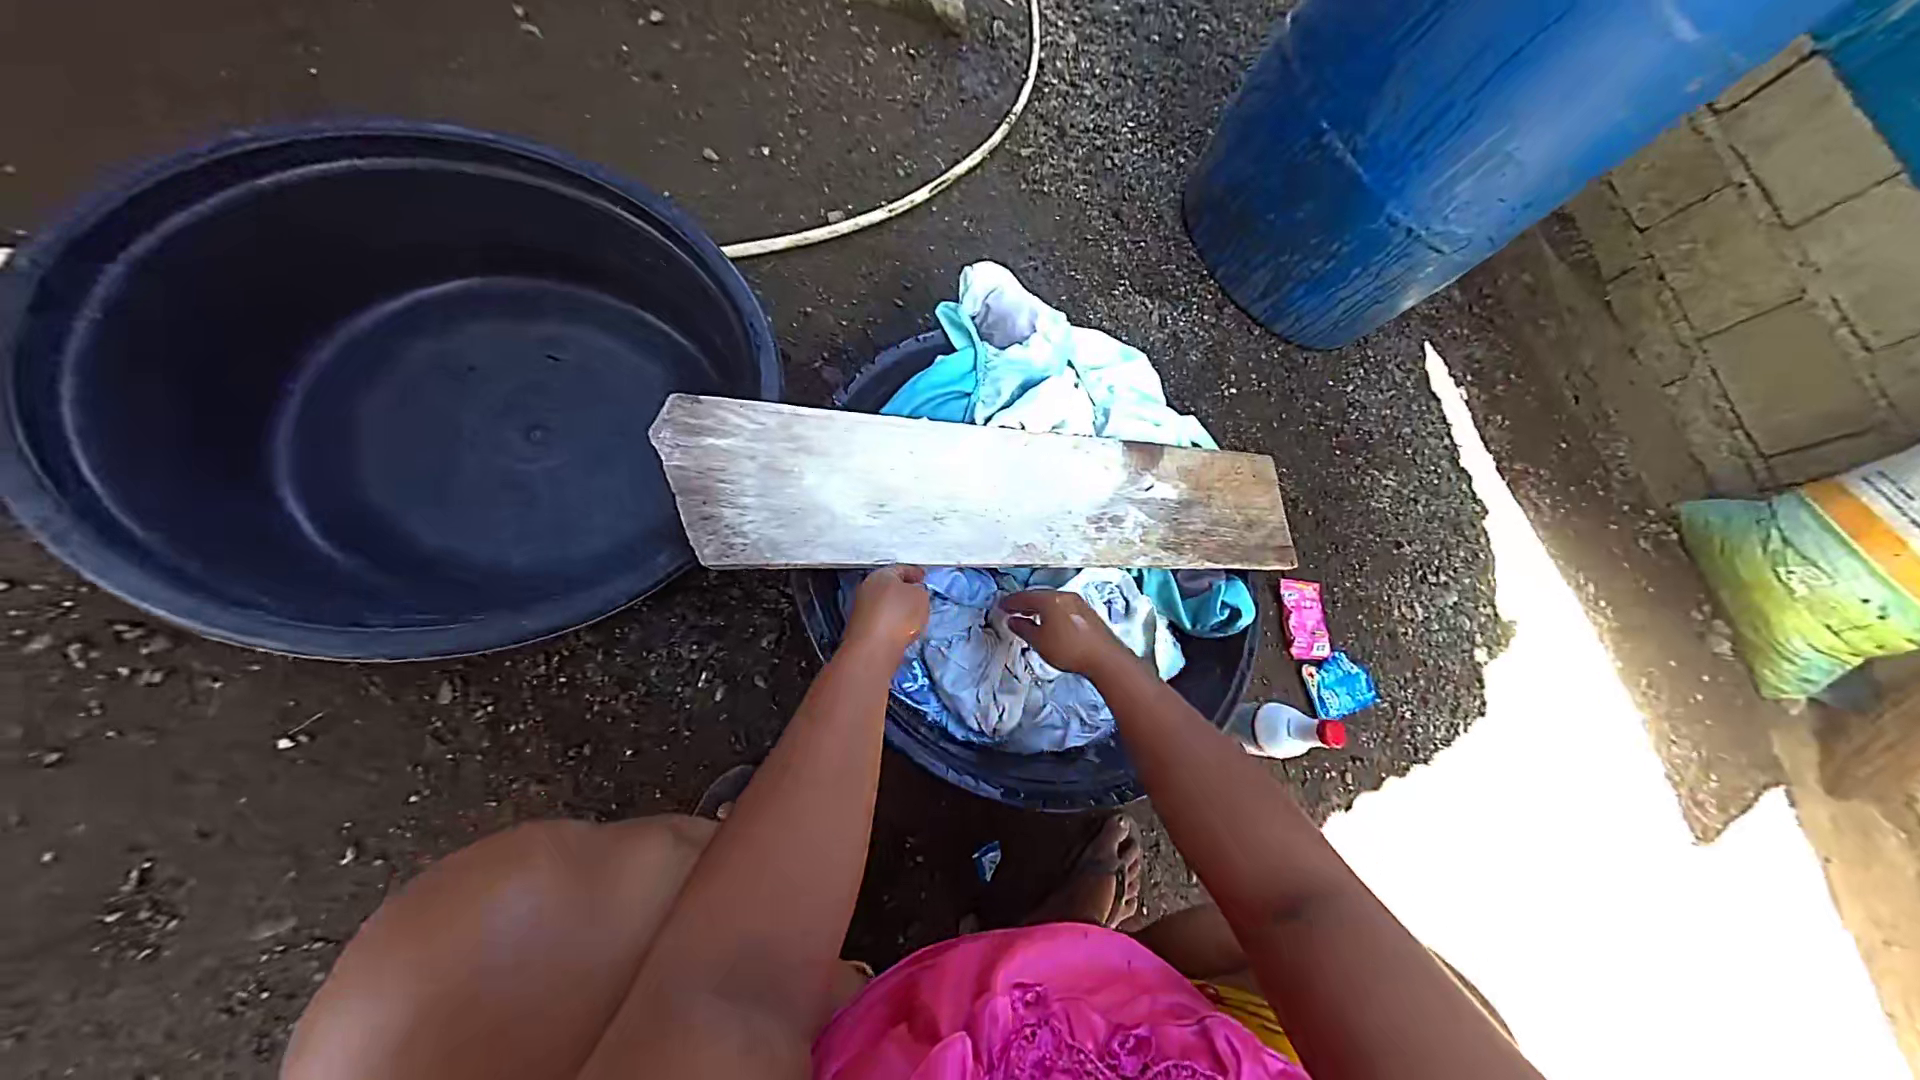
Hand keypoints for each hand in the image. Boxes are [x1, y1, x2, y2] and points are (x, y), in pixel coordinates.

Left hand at [846, 565, 929, 654]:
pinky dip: (892, 622)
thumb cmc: (899, 616)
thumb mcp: (921, 596)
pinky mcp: (861, 628)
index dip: (914, 572)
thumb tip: (915, 592)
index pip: (900, 569)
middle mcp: (867, 588)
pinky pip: (882, 620)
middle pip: (890, 586)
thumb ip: (920, 590)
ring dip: (898, 608)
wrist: (874, 648)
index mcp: (881, 574)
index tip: (922, 576)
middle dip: (904, 590)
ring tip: (914, 616)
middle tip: (919, 595)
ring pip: (885, 604)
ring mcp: (862, 609)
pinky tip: (902, 630)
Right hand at [999, 590, 1134, 675]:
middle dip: (1024, 603)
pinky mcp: (1087, 613)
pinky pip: (1063, 607)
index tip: (1002, 606)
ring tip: (1029, 618)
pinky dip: (1052, 612)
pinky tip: (1050, 623)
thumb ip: (1023, 629)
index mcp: (1050, 599)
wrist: (1105, 659)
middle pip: (1039, 596)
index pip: (1024, 597)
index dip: (1010, 602)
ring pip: (1052, 601)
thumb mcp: (1039, 642)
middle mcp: (1064, 596)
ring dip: (1039, 608)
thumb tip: (1014, 622)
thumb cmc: (1071, 649)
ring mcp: (1078, 603)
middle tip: (1013, 610)